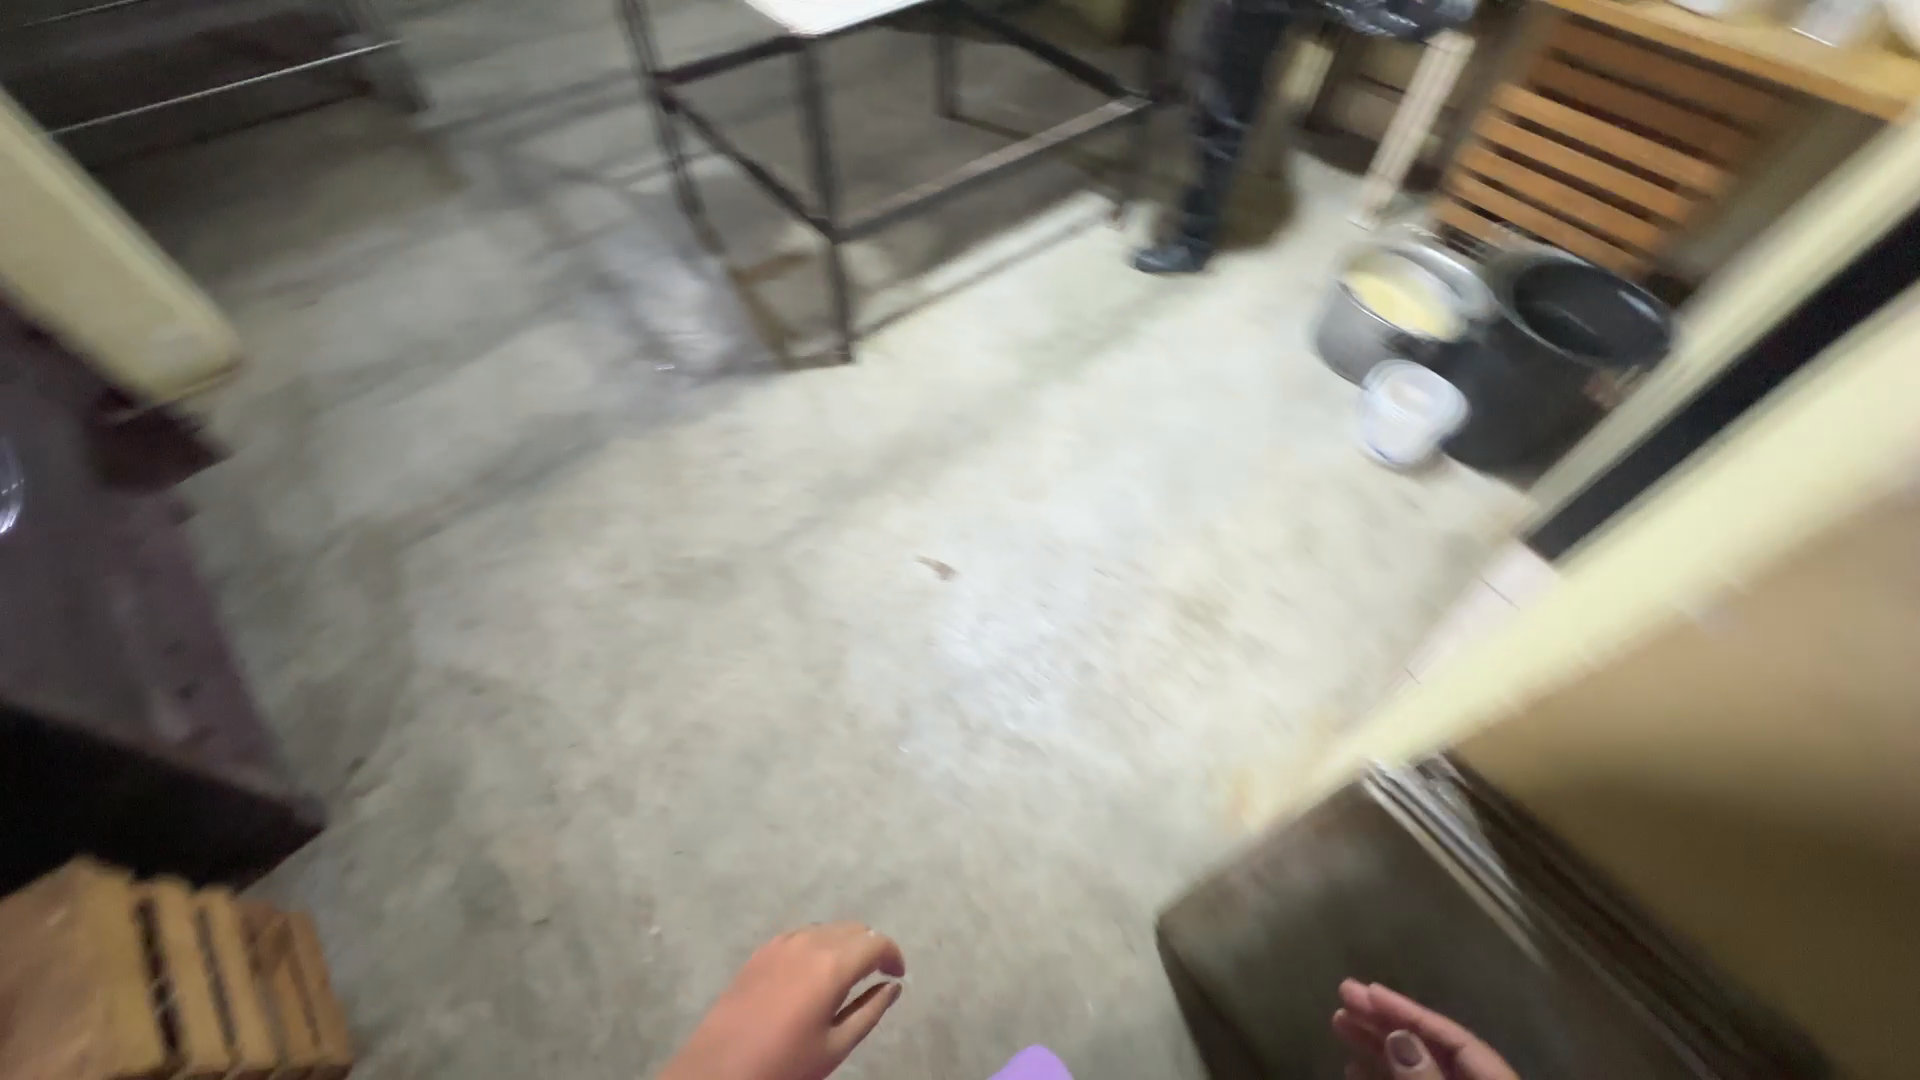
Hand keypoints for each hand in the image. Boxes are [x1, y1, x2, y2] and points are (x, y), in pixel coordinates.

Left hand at [659, 923, 905, 1079]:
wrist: (718, 1070)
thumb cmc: (784, 1064)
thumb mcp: (835, 1047)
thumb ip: (869, 1011)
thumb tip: (893, 986)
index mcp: (833, 964)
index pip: (877, 941)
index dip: (893, 954)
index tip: (898, 975)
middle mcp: (811, 941)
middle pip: (854, 929)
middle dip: (871, 947)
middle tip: (876, 976)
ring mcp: (783, 942)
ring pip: (828, 929)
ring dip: (845, 944)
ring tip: (846, 977)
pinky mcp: (763, 950)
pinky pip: (803, 936)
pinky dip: (819, 945)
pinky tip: (813, 974)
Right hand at [1331, 980, 1518, 1079]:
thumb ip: (1426, 1079)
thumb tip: (1398, 1035)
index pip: (1455, 1037)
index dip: (1409, 1010)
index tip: (1366, 988)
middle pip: (1434, 1048)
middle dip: (1386, 1021)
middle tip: (1343, 994)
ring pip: (1419, 1068)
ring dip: (1377, 1045)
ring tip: (1339, 1023)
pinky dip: (1384, 1076)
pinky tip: (1354, 1067)